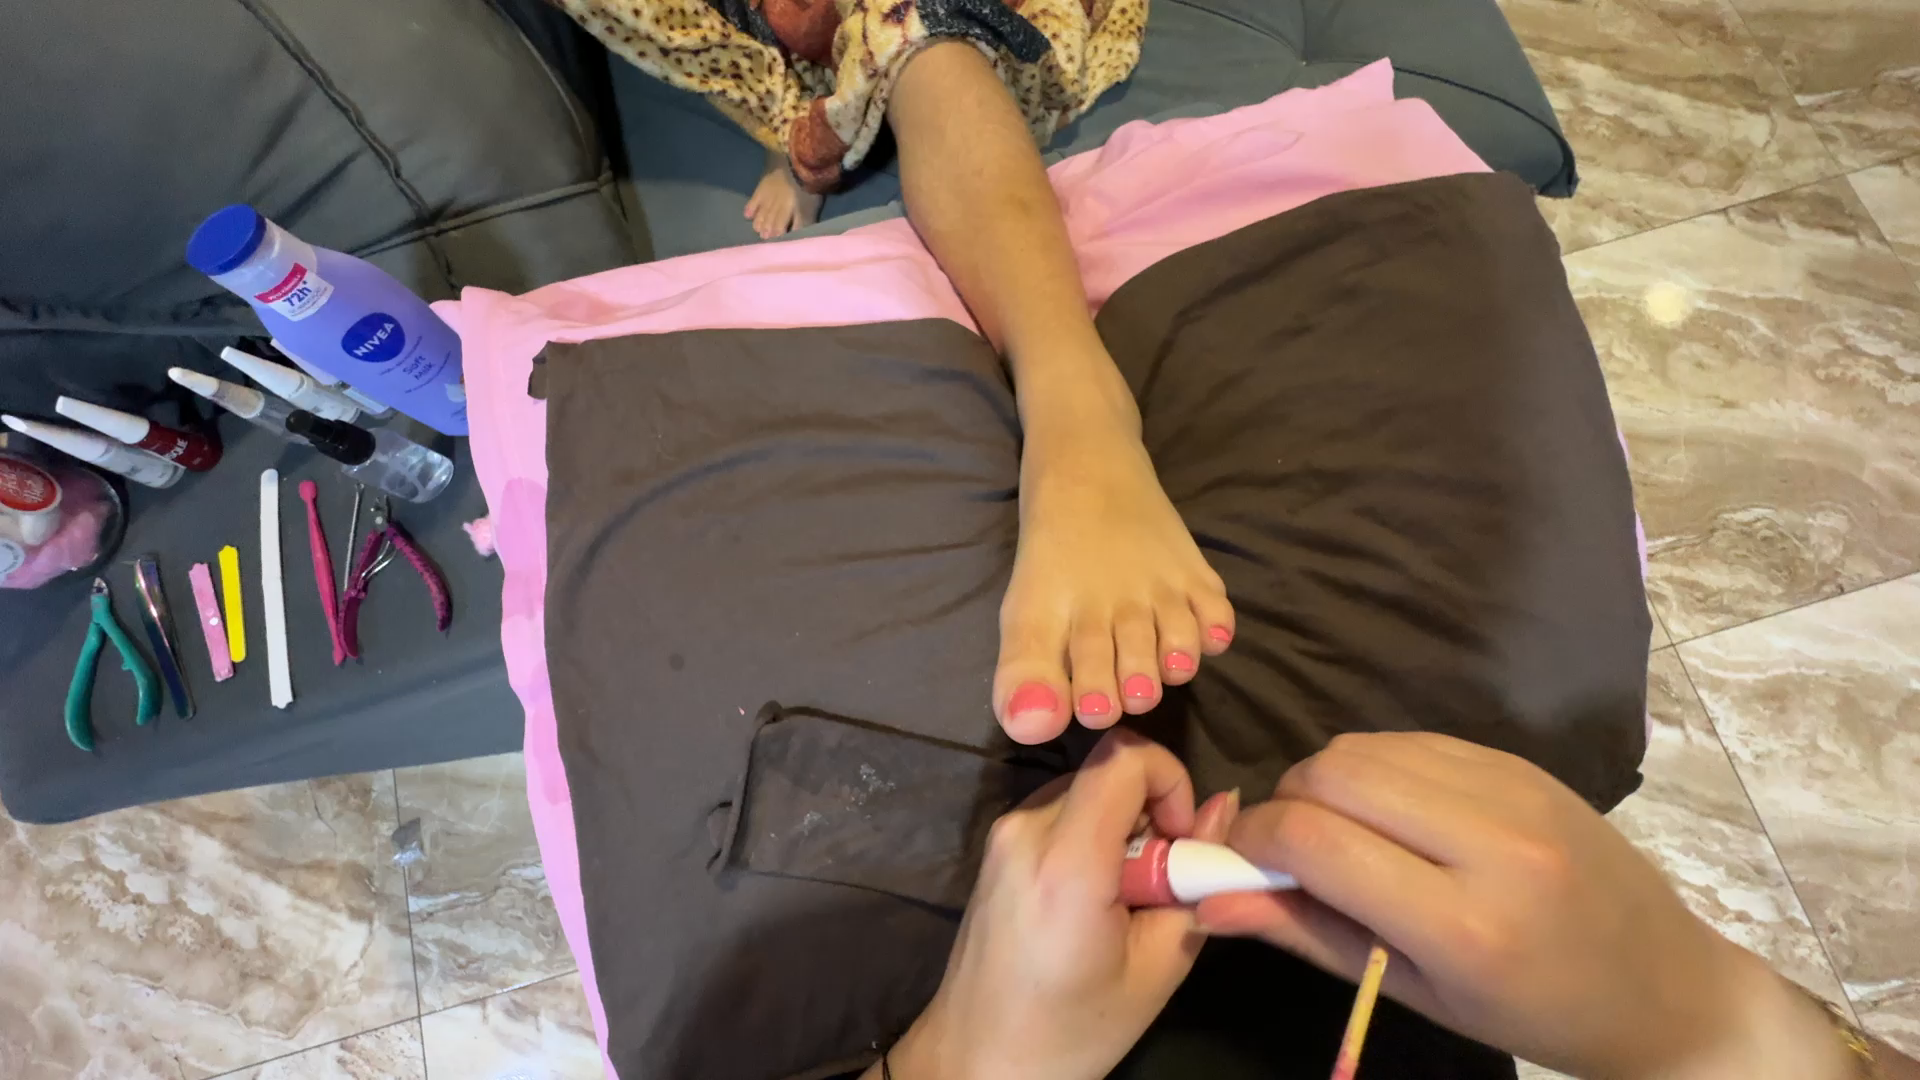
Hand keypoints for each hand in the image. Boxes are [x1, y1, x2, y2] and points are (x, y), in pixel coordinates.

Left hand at [883, 729, 1238, 1079]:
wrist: (976, 1055)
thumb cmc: (1071, 1029)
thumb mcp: (1155, 970)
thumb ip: (1194, 884)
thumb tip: (1224, 807)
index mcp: (1066, 861)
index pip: (1123, 757)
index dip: (1169, 778)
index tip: (1181, 837)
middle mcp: (1027, 825)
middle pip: (1107, 770)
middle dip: (1150, 809)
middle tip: (1159, 878)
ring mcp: (1005, 827)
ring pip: (1087, 785)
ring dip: (1122, 822)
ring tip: (1124, 894)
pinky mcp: (997, 837)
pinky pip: (1062, 806)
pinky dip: (1092, 830)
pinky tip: (1092, 892)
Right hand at [1194, 733, 1857, 1079]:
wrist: (1672, 989)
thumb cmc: (1531, 1012)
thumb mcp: (1407, 990)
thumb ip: (1301, 934)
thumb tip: (1206, 902)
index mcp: (1466, 925)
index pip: (1313, 840)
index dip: (1254, 839)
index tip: (1242, 857)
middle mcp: (1489, 842)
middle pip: (1326, 775)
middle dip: (1285, 804)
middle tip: (1295, 847)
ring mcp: (1508, 788)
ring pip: (1355, 748)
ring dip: (1322, 782)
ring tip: (1345, 828)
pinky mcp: (1512, 759)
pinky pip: (1397, 739)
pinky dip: (1367, 768)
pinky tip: (1391, 809)